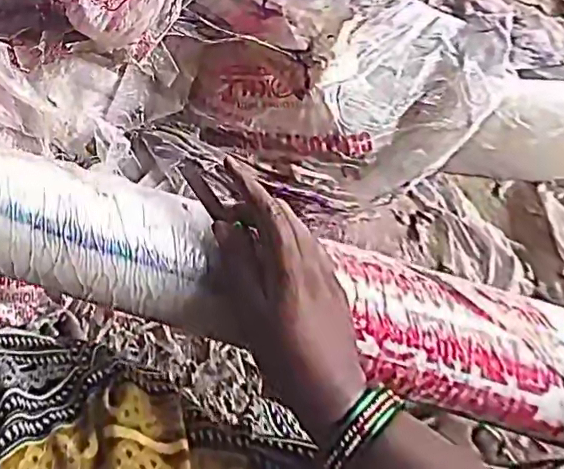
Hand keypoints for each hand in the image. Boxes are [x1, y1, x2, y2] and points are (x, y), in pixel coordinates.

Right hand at [211, 157, 366, 439]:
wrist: (338, 400)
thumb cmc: (286, 355)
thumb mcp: (250, 309)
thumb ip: (238, 263)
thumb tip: (225, 226)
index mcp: (291, 264)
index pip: (268, 209)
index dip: (246, 183)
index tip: (226, 164)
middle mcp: (314, 262)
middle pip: (285, 215)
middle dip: (255, 200)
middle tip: (227, 202)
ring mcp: (328, 275)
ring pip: (298, 229)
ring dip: (270, 217)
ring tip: (244, 224)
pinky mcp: (334, 290)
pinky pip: (307, 247)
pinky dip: (284, 235)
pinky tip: (272, 250)